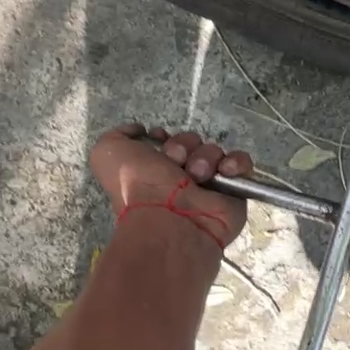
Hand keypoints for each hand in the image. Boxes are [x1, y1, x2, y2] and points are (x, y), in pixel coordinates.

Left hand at [89, 124, 253, 247]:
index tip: (158, 141)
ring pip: (214, 150)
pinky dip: (236, 163)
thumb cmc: (137, 186)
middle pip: (191, 141)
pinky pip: (242, 164)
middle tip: (176, 164)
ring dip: (205, 158)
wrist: (169, 219)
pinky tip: (224, 172)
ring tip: (196, 176)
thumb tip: (141, 130)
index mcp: (152, 168)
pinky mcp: (235, 191)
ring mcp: (209, 184)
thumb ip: (119, 136)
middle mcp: (180, 176)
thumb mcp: (107, 154)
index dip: (163, 137)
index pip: (167, 140)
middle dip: (183, 146)